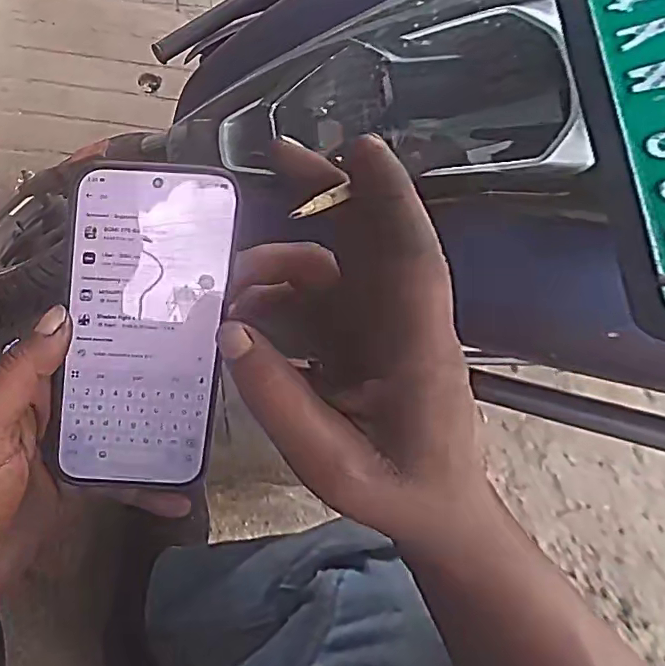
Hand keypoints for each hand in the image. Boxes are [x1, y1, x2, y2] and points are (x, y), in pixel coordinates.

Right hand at [219, 136, 486, 541]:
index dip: (388, 198)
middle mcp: (400, 322)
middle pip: (367, 239)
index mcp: (417, 347)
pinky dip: (275, 299)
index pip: (410, 257)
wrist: (437, 517)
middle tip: (277, 156)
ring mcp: (378, 328)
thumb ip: (281, 402)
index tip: (358, 148)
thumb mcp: (334, 467)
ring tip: (227, 291)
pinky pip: (313, 302)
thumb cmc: (402, 494)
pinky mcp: (358, 339)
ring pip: (328, 268)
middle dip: (326, 191)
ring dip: (277, 264)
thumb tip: (230, 331)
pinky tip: (244, 320)